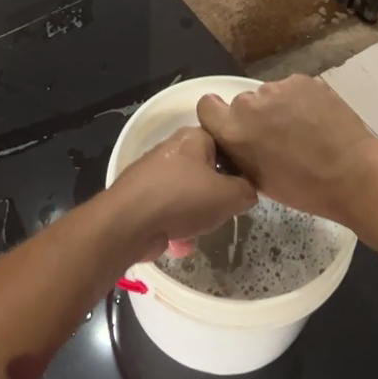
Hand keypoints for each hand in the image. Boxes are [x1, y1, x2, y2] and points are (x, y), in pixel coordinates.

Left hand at [105, 126, 256, 262]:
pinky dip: (178, 225)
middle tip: (226, 210)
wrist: (129, 222)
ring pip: (189, 193)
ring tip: (201, 228)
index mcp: (193, 137)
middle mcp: (172, 148)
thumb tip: (247, 191)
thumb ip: (247, 190)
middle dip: (217, 194)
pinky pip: (170, 209)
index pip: (226, 143)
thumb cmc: (183, 199)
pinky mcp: (142, 196)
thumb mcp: (229, 195)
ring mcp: (154, 172)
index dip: (240, 164)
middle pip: (207, 170)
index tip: (248, 186)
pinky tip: (181, 241)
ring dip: (197, 214)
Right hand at [197, 75, 377, 227]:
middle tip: (278, 136)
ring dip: (279, 107)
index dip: (219, 115)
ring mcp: (278, 88)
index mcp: (233, 131)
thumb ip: (238, 151)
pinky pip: (293, 88)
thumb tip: (237, 141)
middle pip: (242, 102)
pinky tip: (317, 119)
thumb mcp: (257, 179)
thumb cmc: (304, 188)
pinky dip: (300, 101)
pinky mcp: (303, 80)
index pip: (206, 106)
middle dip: (256, 116)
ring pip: (270, 95)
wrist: (354, 176)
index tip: (235, 127)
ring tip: (303, 129)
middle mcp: (249, 104)